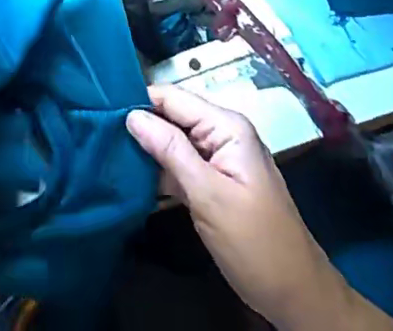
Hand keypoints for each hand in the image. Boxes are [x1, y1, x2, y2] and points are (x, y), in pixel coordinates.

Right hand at [126, 86, 392, 330]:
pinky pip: (178, 164)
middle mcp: (222, 133)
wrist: (295, 294)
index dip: (140, 100)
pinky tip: (129, 173)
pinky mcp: (212, 181)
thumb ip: (170, 151)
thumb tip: (132, 116)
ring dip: (145, 147)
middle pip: (172, 116)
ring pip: (172, 140)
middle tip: (97, 131)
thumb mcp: (209, 195)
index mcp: (227, 126)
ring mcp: (217, 158)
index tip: (101, 109)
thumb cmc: (255, 243)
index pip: (174, 98)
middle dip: (139, 123)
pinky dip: (157, 169)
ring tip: (105, 148)